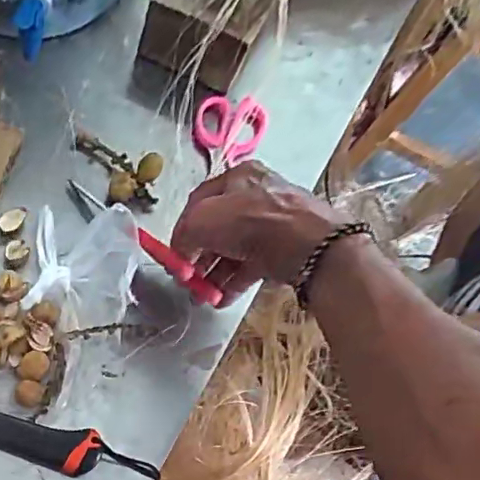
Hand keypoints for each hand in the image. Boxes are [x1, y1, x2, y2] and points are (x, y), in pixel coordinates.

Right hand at [171, 160, 351, 299]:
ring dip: (211, 276)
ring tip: (202, 297)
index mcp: (237, 178)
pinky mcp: (280, 248)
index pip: (197, 204)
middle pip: (214, 231)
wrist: (306, 244)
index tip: (173, 256)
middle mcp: (254, 197)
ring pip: (230, 252)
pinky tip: (220, 300)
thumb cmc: (250, 223)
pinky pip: (248, 266)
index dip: (181, 231)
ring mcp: (269, 223)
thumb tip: (180, 254)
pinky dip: (231, 284)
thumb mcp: (201, 221)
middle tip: (187, 280)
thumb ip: (183, 234)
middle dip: (196, 259)